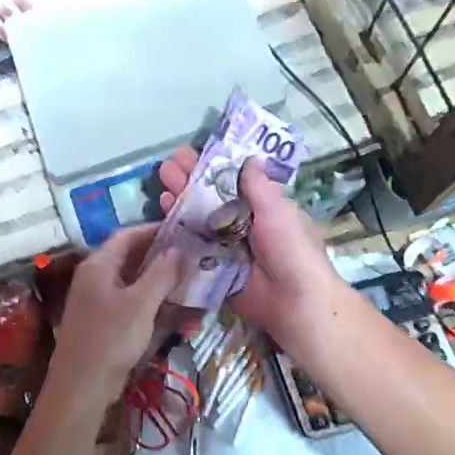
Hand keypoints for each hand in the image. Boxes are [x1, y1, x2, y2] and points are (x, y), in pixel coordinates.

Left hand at [49, 223, 181, 398]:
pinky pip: (132, 306)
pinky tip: (175, 312)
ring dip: (161, 283)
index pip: (127, 235)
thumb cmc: (110, 339)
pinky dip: (153, 305)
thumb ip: (161, 273)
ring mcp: (98, 303)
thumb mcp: (141, 303)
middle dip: (161, 258)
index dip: (154, 230)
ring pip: (134, 284)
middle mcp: (95, 279)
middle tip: (193, 257)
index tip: (183, 231)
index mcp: (98, 266)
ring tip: (190, 284)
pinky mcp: (104, 325)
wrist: (82, 387)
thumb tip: (178, 248)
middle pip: (130, 259)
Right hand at [158, 148, 347, 354]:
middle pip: (211, 200)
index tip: (189, 154)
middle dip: (188, 182)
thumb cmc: (290, 249)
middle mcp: (243, 226)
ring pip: (199, 222)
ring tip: (162, 189)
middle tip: (166, 168)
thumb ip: (258, 186)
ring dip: (180, 204)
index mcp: (263, 208)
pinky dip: (179, 235)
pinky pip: (194, 250)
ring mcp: (227, 249)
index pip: (232, 182)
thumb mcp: (277, 210)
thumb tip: (250, 158)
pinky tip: (164, 219)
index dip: (211, 168)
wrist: (292, 300)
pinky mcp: (215, 271)